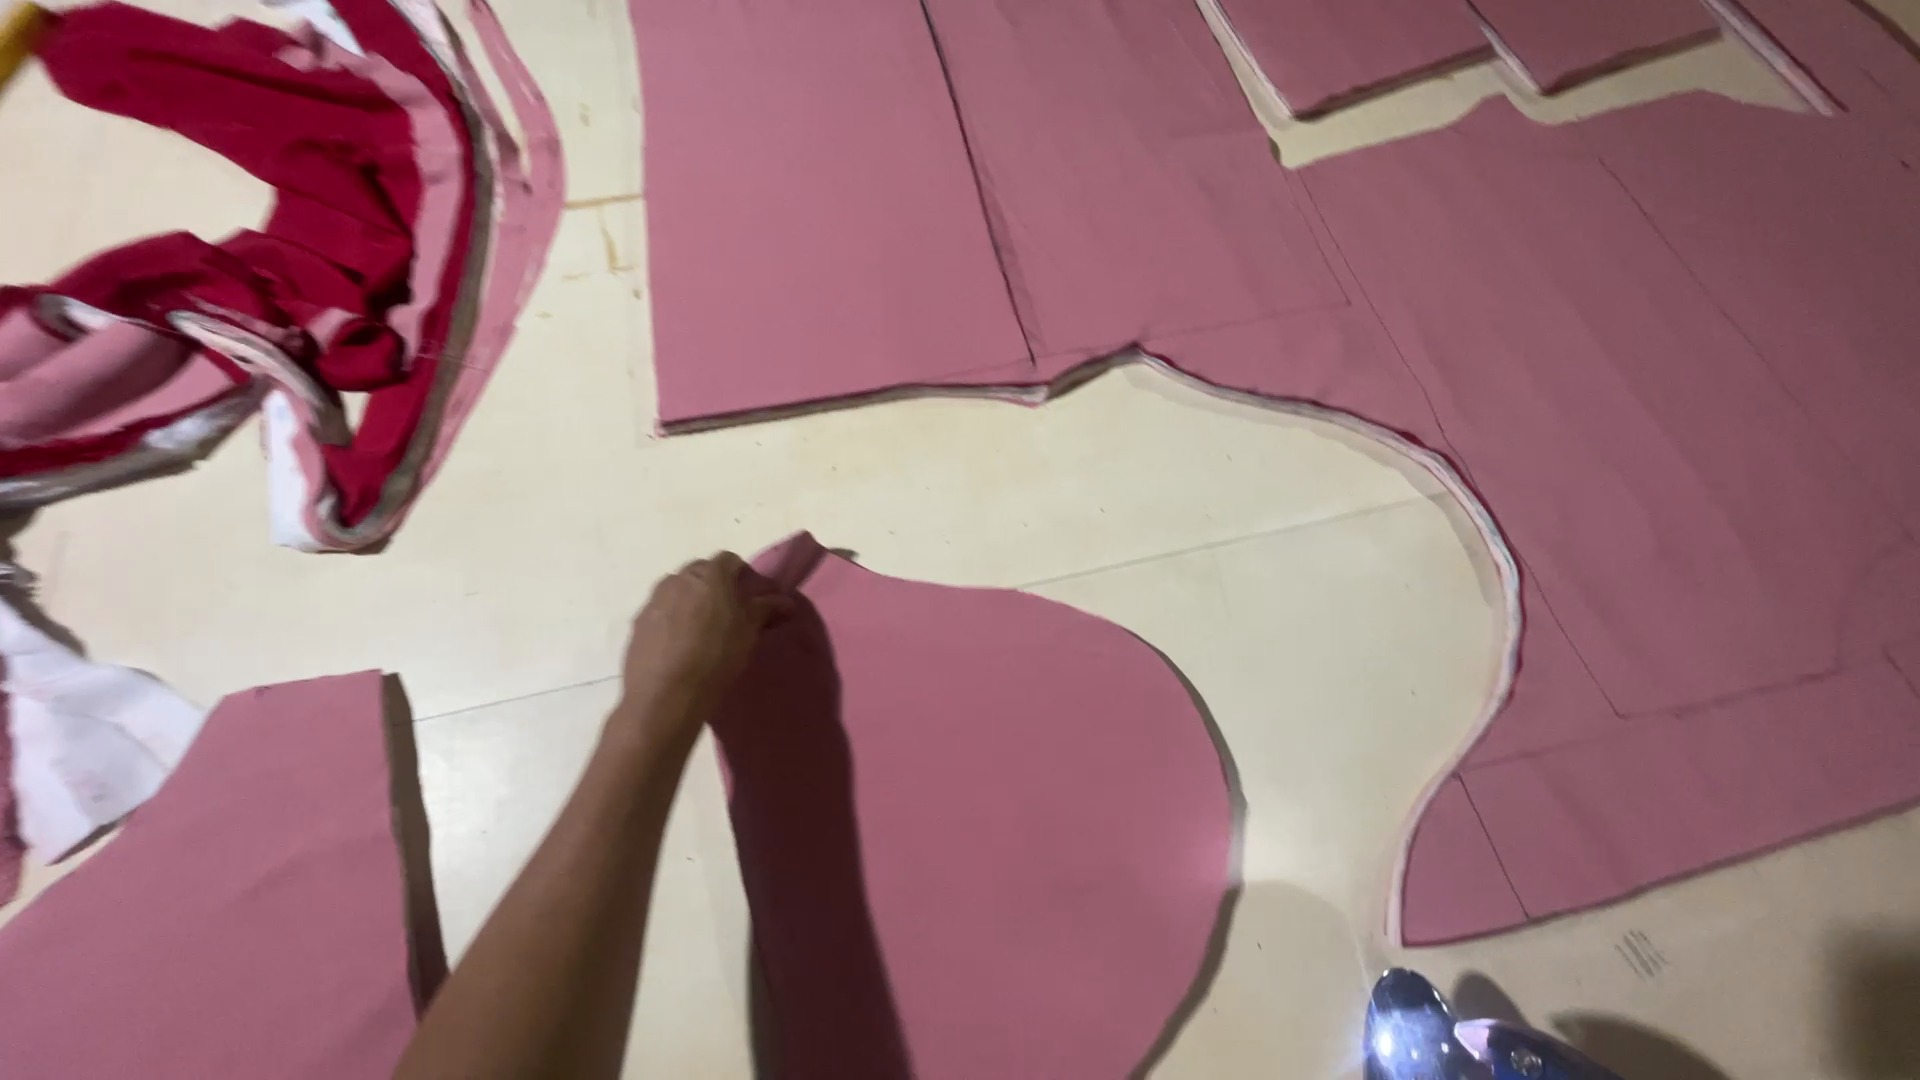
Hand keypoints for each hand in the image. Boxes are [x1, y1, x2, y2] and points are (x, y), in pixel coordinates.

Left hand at [615, 552, 788, 741]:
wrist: (665, 694)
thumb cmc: (716, 656)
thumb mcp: (749, 632)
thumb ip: (765, 609)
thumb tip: (787, 601)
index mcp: (710, 575)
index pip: (729, 559)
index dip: (742, 574)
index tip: (749, 596)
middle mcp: (678, 578)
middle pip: (701, 571)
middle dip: (714, 585)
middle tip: (727, 613)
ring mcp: (654, 599)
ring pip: (678, 589)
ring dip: (690, 600)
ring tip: (700, 630)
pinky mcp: (638, 621)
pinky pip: (661, 610)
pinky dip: (671, 619)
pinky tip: (679, 645)